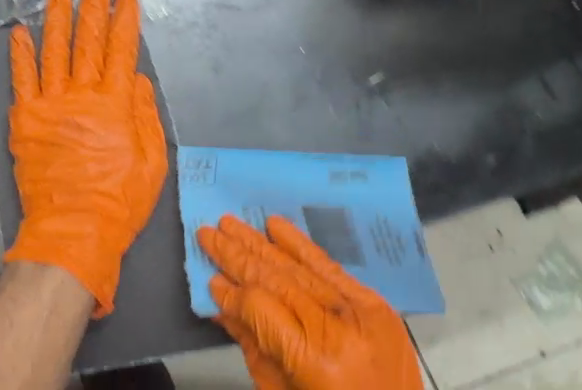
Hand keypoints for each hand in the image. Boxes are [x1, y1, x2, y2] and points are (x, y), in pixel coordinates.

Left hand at [4, 0, 166, 316]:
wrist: (73, 231)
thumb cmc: (119, 202)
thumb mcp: (153, 163)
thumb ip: (145, 116)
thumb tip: (137, 78)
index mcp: (115, 105)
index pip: (122, 53)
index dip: (124, 23)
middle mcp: (82, 96)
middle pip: (88, 43)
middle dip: (92, 8)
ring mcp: (50, 104)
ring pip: (54, 52)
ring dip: (57, 20)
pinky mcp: (25, 118)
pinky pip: (21, 79)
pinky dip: (20, 54)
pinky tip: (20, 31)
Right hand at [198, 215, 421, 389]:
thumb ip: (252, 342)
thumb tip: (223, 300)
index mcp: (312, 358)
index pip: (258, 305)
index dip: (232, 293)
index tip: (211, 281)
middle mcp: (336, 326)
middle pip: (275, 277)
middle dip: (237, 256)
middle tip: (206, 235)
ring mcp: (359, 312)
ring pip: (298, 267)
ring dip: (260, 244)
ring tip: (229, 223)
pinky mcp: (375, 304)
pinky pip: (331, 267)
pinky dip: (301, 245)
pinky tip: (274, 225)